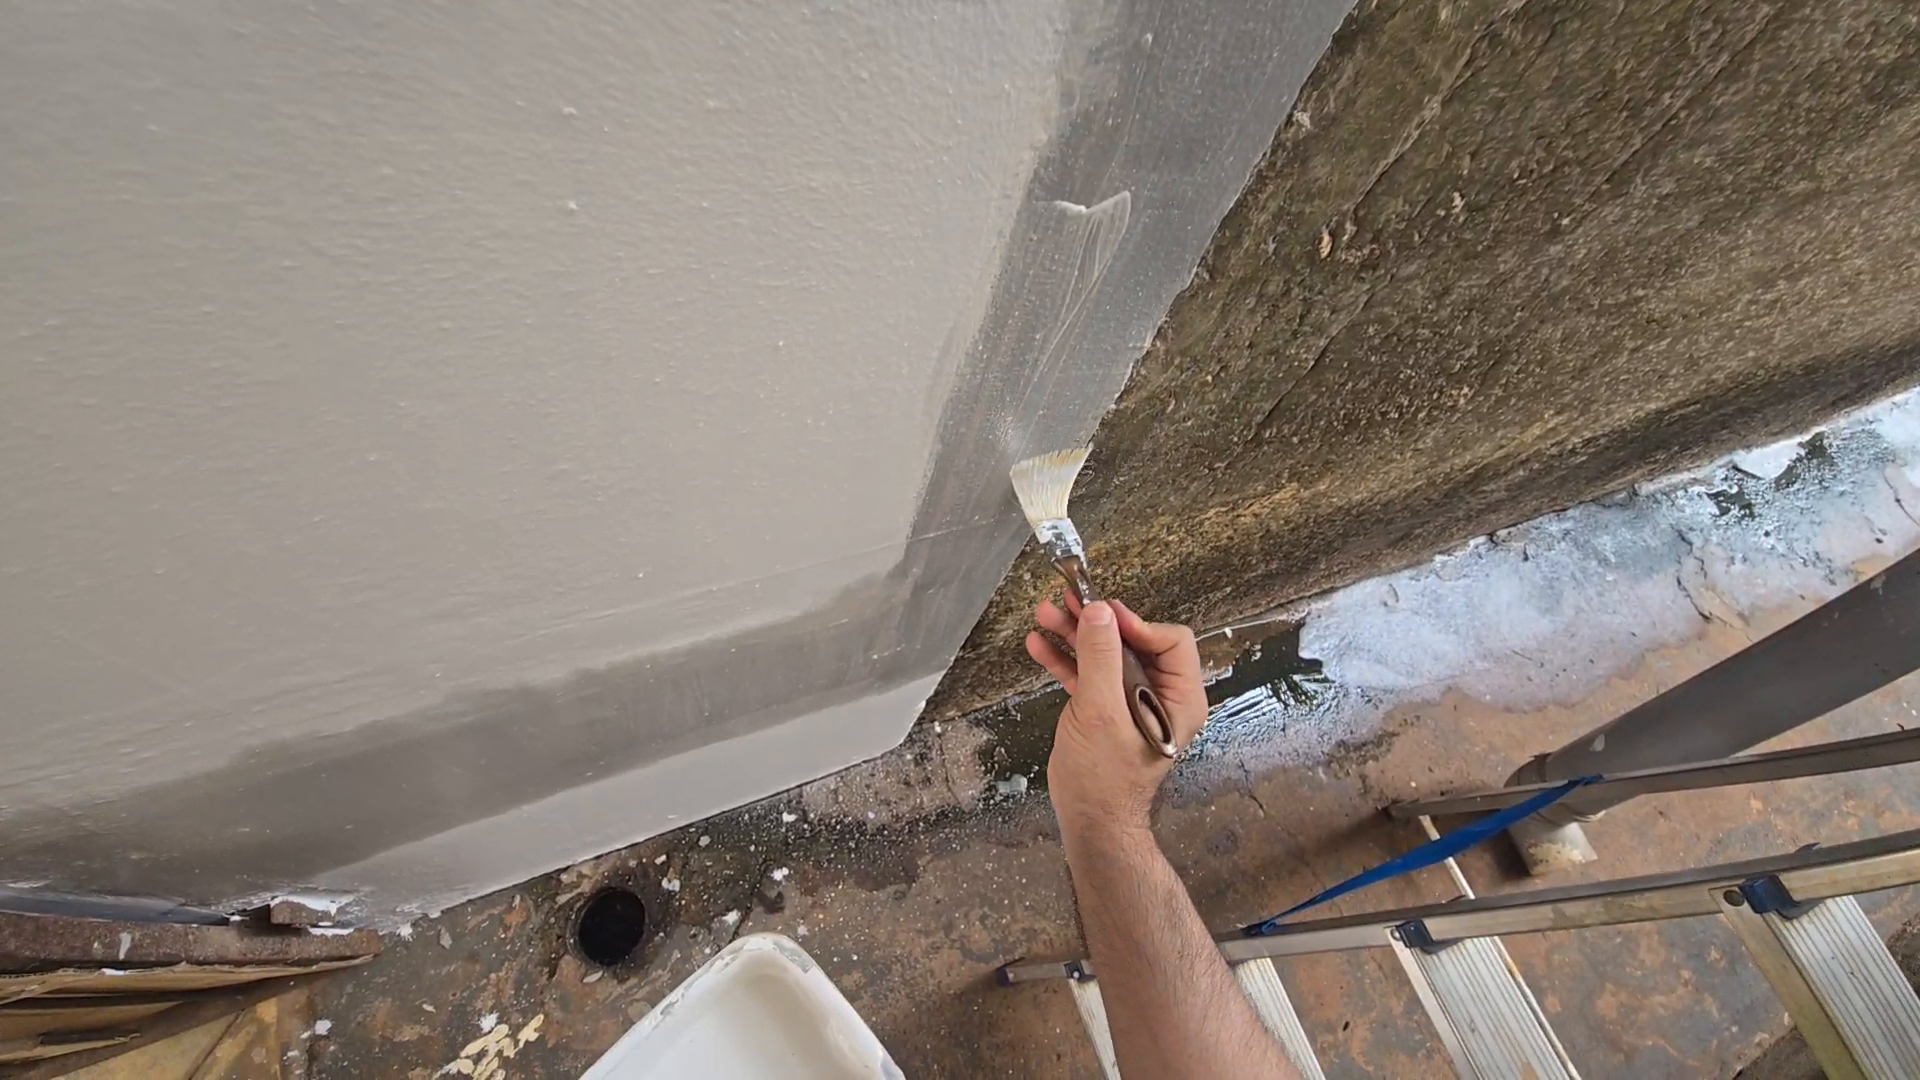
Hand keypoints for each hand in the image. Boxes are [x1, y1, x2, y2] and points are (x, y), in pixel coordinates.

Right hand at [1025, 595, 1208, 837]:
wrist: (1088, 820)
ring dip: (1073, 634)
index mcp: (1178, 697)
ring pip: (1103, 654)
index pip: (1170, 641)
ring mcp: (1126, 700)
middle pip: (1130, 641)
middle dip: (1096, 621)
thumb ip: (1101, 659)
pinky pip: (1084, 674)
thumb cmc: (1105, 775)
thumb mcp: (1102, 712)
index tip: (1102, 612)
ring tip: (1044, 613)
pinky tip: (1039, 644)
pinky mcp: (1101, 708)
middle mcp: (1157, 694)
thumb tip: (1100, 610)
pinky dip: (1063, 659)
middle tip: (1067, 598)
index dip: (1136, 622)